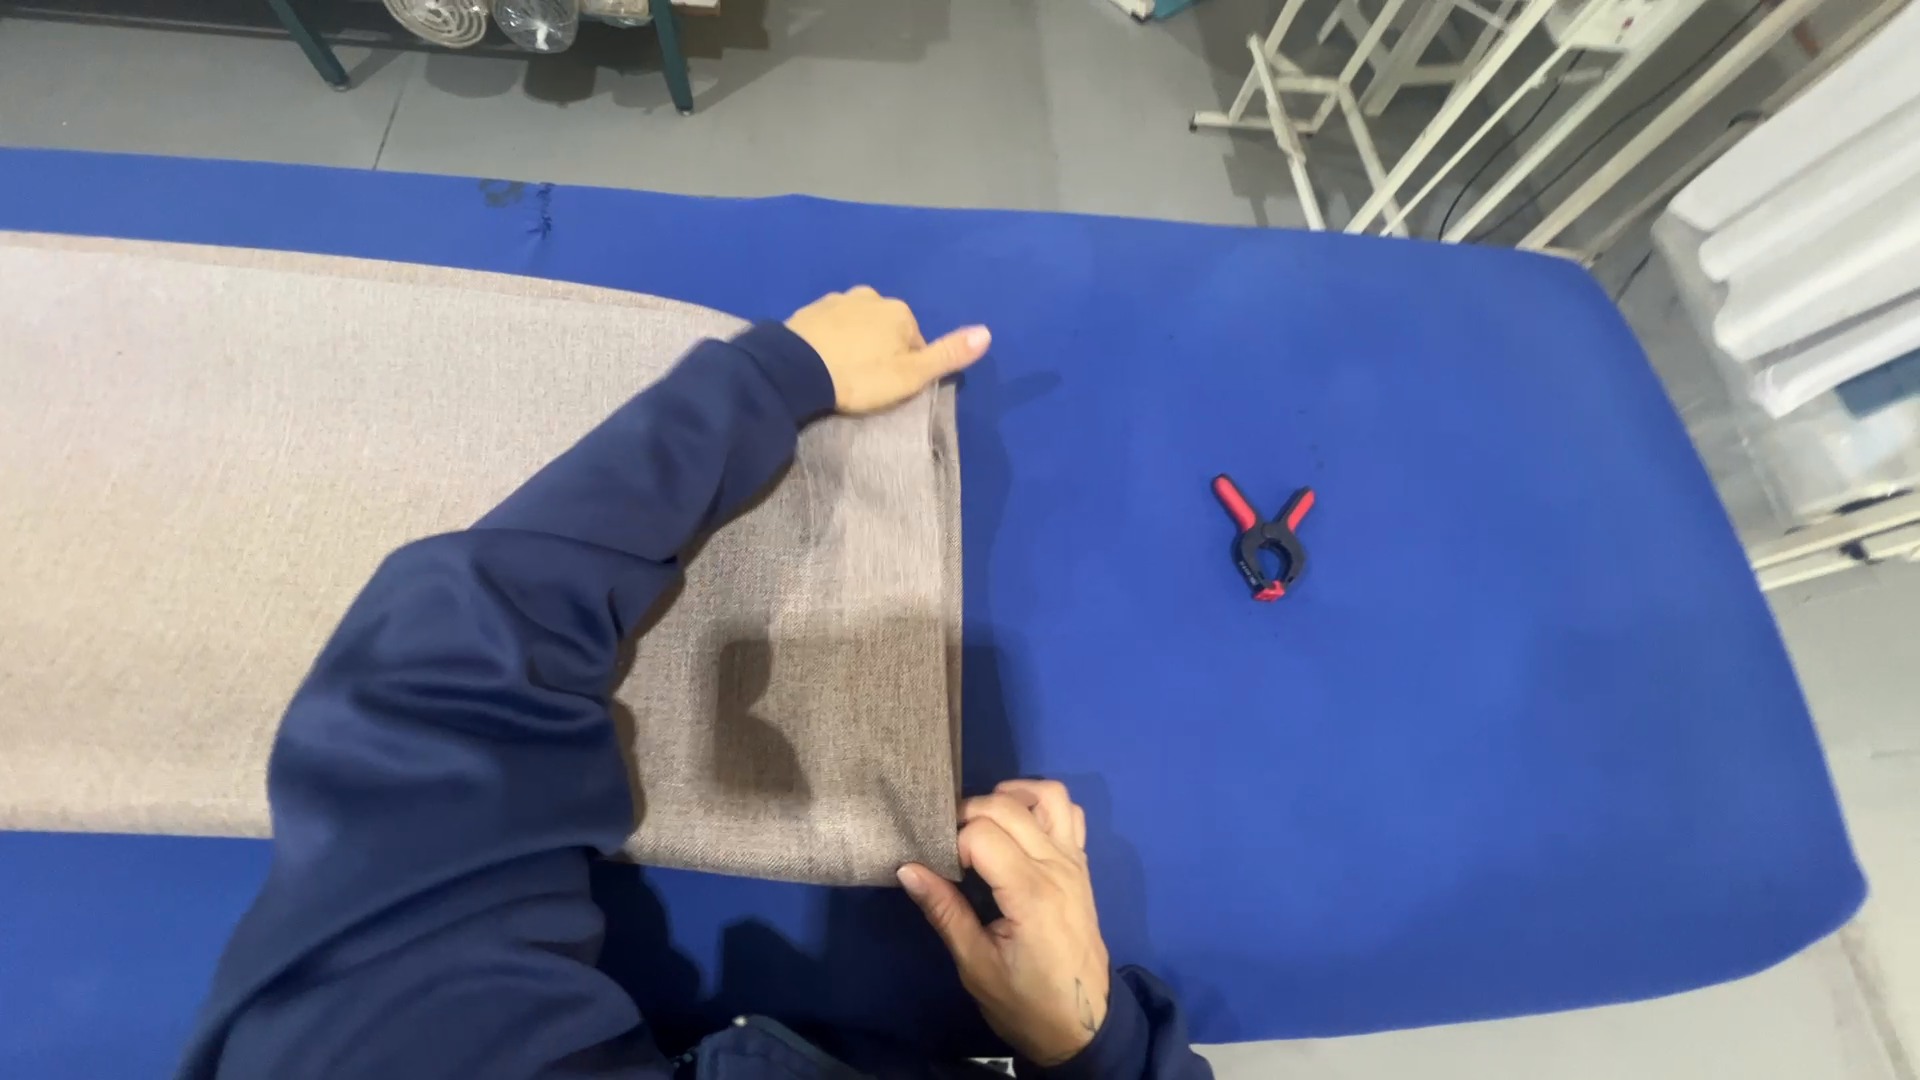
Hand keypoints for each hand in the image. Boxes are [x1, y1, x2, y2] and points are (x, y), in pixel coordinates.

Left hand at [785, 287, 989, 413]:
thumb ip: (948, 355)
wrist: (798, 370)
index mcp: (900, 311)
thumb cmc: (862, 377)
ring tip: (844, 374)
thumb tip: (987, 333)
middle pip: (887, 330)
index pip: (915, 342)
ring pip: (858, 326)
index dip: (907, 367)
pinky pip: (831, 327)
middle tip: (866, 382)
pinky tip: (823, 362)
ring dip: (856, 345)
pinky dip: (831, 341)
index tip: (890, 387)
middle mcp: (871, 296)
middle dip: (881, 352)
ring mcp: (838, 300)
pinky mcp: (810, 310)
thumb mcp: (912, 375)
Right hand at [898, 780, 1109, 1066]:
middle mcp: (1056, 865)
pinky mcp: (1081, 863)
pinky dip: (1041, 804)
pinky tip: (1018, 826)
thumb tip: (906, 869)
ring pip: (1048, 795)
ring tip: (985, 819)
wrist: (1084, 1026)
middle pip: (1008, 806)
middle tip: (949, 841)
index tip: (938, 865)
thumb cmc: (1026, 1002)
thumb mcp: (975, 965)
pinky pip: (1070, 812)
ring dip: (1011, 794)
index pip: (982, 834)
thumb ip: (944, 910)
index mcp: (1031, 893)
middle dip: (970, 811)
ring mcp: (1074, 860)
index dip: (952, 842)